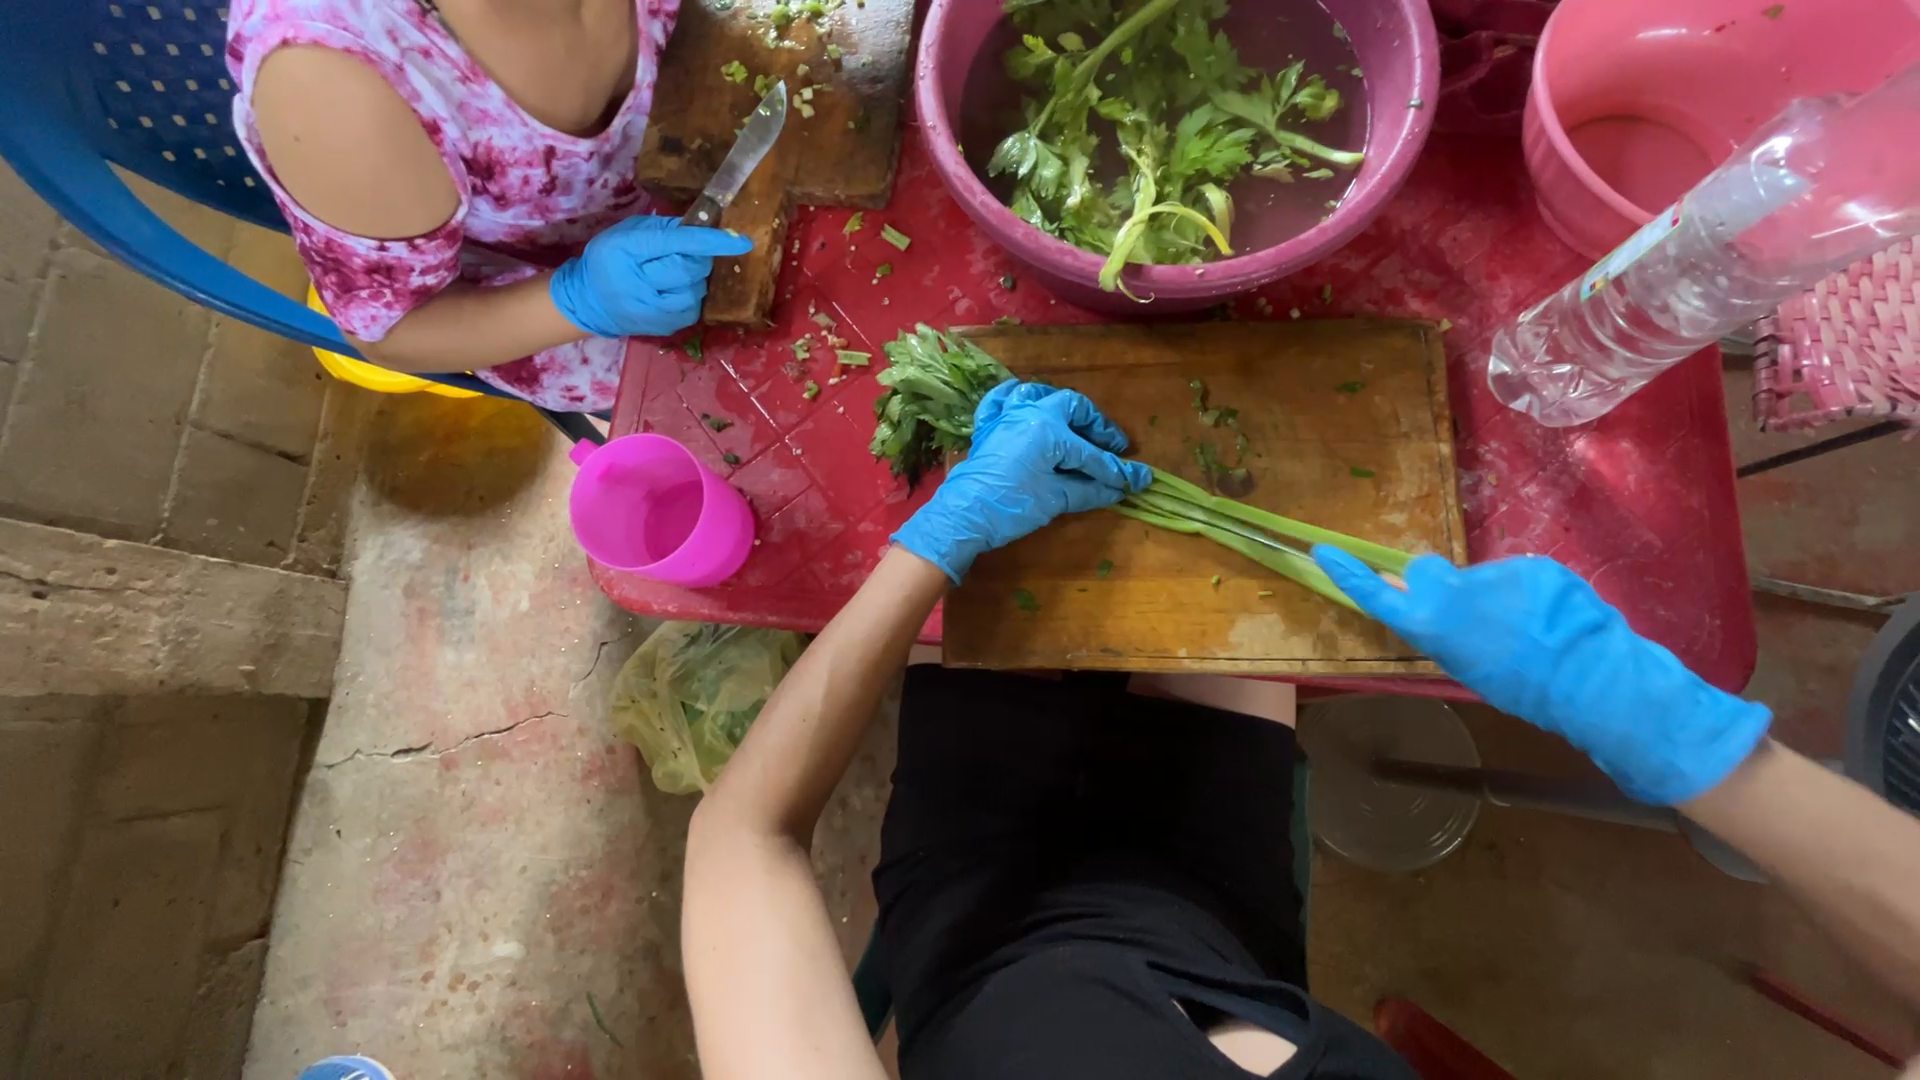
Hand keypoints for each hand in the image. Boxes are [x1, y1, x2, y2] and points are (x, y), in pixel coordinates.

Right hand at [549, 215, 754, 337]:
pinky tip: (672, 292)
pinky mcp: (668, 326)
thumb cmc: (609, 260)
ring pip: (697, 288)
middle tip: (684, 255)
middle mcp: (642, 283)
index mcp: (628, 250)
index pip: (677, 243)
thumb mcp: (626, 234)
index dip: (711, 241)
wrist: (590, 302)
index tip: (742, 240)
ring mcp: (656, 310)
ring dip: (693, 279)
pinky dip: (690, 295)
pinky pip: (694, 306)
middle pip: (691, 268)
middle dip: (698, 258)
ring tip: (671, 276)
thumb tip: (700, 227)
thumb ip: (662, 228)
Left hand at [893, 380, 1150, 582]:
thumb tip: (1119, 489)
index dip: (1116, 469)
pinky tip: (1025, 404)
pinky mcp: (987, 428)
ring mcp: (1005, 416)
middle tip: (1112, 446)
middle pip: (1070, 407)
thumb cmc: (1012, 506)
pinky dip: (1014, 398)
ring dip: (1059, 405)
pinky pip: (1000, 401)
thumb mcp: (1055, 499)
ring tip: (1075, 424)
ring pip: (1037, 395)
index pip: (1090, 452)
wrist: (963, 517)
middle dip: (1094, 425)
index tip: (1138, 479)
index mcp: (1048, 429)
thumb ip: (1090, 489)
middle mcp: (1028, 412)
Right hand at [1313, 548, 1770, 804]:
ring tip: (1526, 626)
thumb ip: (1434, 627)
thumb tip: (1415, 599)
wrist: (1597, 682)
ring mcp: (1497, 573)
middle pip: (1426, 570)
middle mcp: (1455, 590)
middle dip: (1437, 583)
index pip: (1378, 593)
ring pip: (1480, 577)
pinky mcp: (1535, 565)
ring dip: (1493, 595)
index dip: (1350, 574)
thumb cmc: (1521, 688)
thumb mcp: (1462, 663)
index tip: (1323, 551)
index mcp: (1432, 623)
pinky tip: (1551, 617)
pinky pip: (1519, 576)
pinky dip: (1529, 593)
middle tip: (1469, 613)